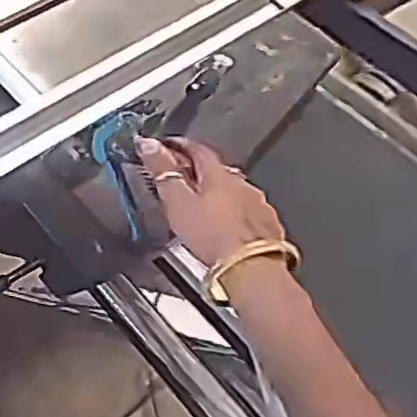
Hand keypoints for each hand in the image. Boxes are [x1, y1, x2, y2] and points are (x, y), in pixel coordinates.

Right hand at [138, 137, 285, 266]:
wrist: (252, 271)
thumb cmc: (215, 236)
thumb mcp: (177, 200)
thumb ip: (162, 170)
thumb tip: (149, 145)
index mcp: (220, 175)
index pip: (197, 149)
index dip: (178, 146)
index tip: (166, 146)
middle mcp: (243, 186)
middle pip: (215, 170)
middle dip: (195, 171)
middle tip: (177, 177)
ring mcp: (258, 207)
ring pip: (231, 192)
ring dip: (214, 193)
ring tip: (196, 205)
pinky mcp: (267, 228)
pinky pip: (244, 212)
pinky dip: (229, 213)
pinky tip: (220, 226)